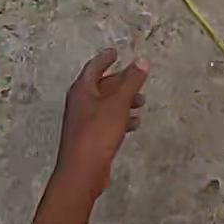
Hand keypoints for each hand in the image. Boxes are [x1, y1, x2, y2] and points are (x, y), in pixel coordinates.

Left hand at [53, 48, 148, 201]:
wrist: (82, 172)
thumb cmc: (97, 133)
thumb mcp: (118, 104)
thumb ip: (131, 82)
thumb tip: (142, 61)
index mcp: (82, 90)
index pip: (94, 67)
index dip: (105, 58)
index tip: (115, 51)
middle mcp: (80, 103)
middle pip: (102, 85)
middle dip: (120, 81)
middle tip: (138, 78)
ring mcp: (84, 121)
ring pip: (106, 103)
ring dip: (123, 100)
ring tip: (142, 102)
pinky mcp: (91, 137)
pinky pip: (107, 120)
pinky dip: (121, 117)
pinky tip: (134, 123)